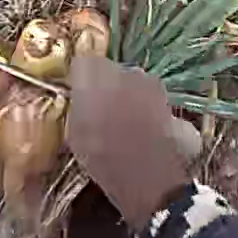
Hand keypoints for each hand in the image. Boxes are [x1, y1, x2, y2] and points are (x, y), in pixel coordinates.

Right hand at [66, 56, 190, 226]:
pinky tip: (139, 123)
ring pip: (128, 79)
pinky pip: (145, 91)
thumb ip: (76, 107)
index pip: (82, 64)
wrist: (146, 173)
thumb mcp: (75, 134)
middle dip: (102, 83)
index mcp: (92, 75)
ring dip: (123, 91)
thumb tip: (80, 99)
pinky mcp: (163, 93)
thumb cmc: (101, 156)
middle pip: (107, 69)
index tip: (78, 94)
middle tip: (98, 107)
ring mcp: (144, 79)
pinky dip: (141, 101)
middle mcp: (120, 68)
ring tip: (121, 117)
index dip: (80, 79)